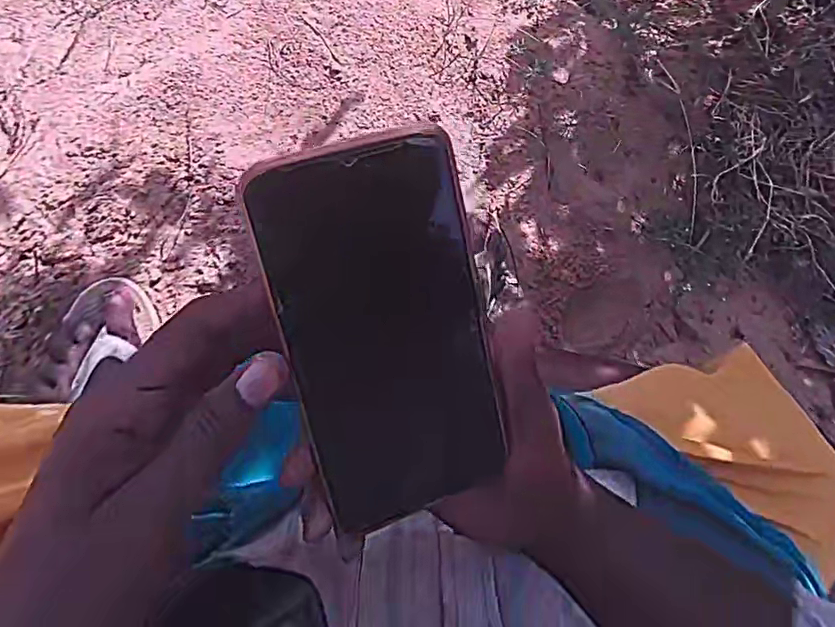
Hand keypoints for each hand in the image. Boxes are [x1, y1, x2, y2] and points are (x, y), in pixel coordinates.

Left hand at [0, 285, 287, 626]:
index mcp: (123, 400)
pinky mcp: (161, 467)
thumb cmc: (71, 592)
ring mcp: (149, 435)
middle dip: (270, 360)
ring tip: (305, 442)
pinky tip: (284, 469)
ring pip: (225, 393)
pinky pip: (220, 434)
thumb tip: (266, 368)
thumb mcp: (148, 516)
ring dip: (270, 409)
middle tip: (319, 376)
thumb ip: (208, 437)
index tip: (297, 300)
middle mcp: (137, 405)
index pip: (196, 326)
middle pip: (216, 354)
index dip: (249, 305)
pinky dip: (257, 444)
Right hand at [278, 307, 594, 556]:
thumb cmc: (538, 451)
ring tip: (302, 490)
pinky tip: (317, 517)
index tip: (301, 356)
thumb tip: (521, 317)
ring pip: (341, 428)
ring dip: (315, 456)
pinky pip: (352, 468)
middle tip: (296, 453)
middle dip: (311, 411)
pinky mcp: (392, 460)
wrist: (534, 515)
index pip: (383, 339)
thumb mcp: (532, 408)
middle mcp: (409, 382)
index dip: (339, 345)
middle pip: (345, 385)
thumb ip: (523, 371)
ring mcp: (397, 421)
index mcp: (439, 356)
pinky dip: (331, 490)